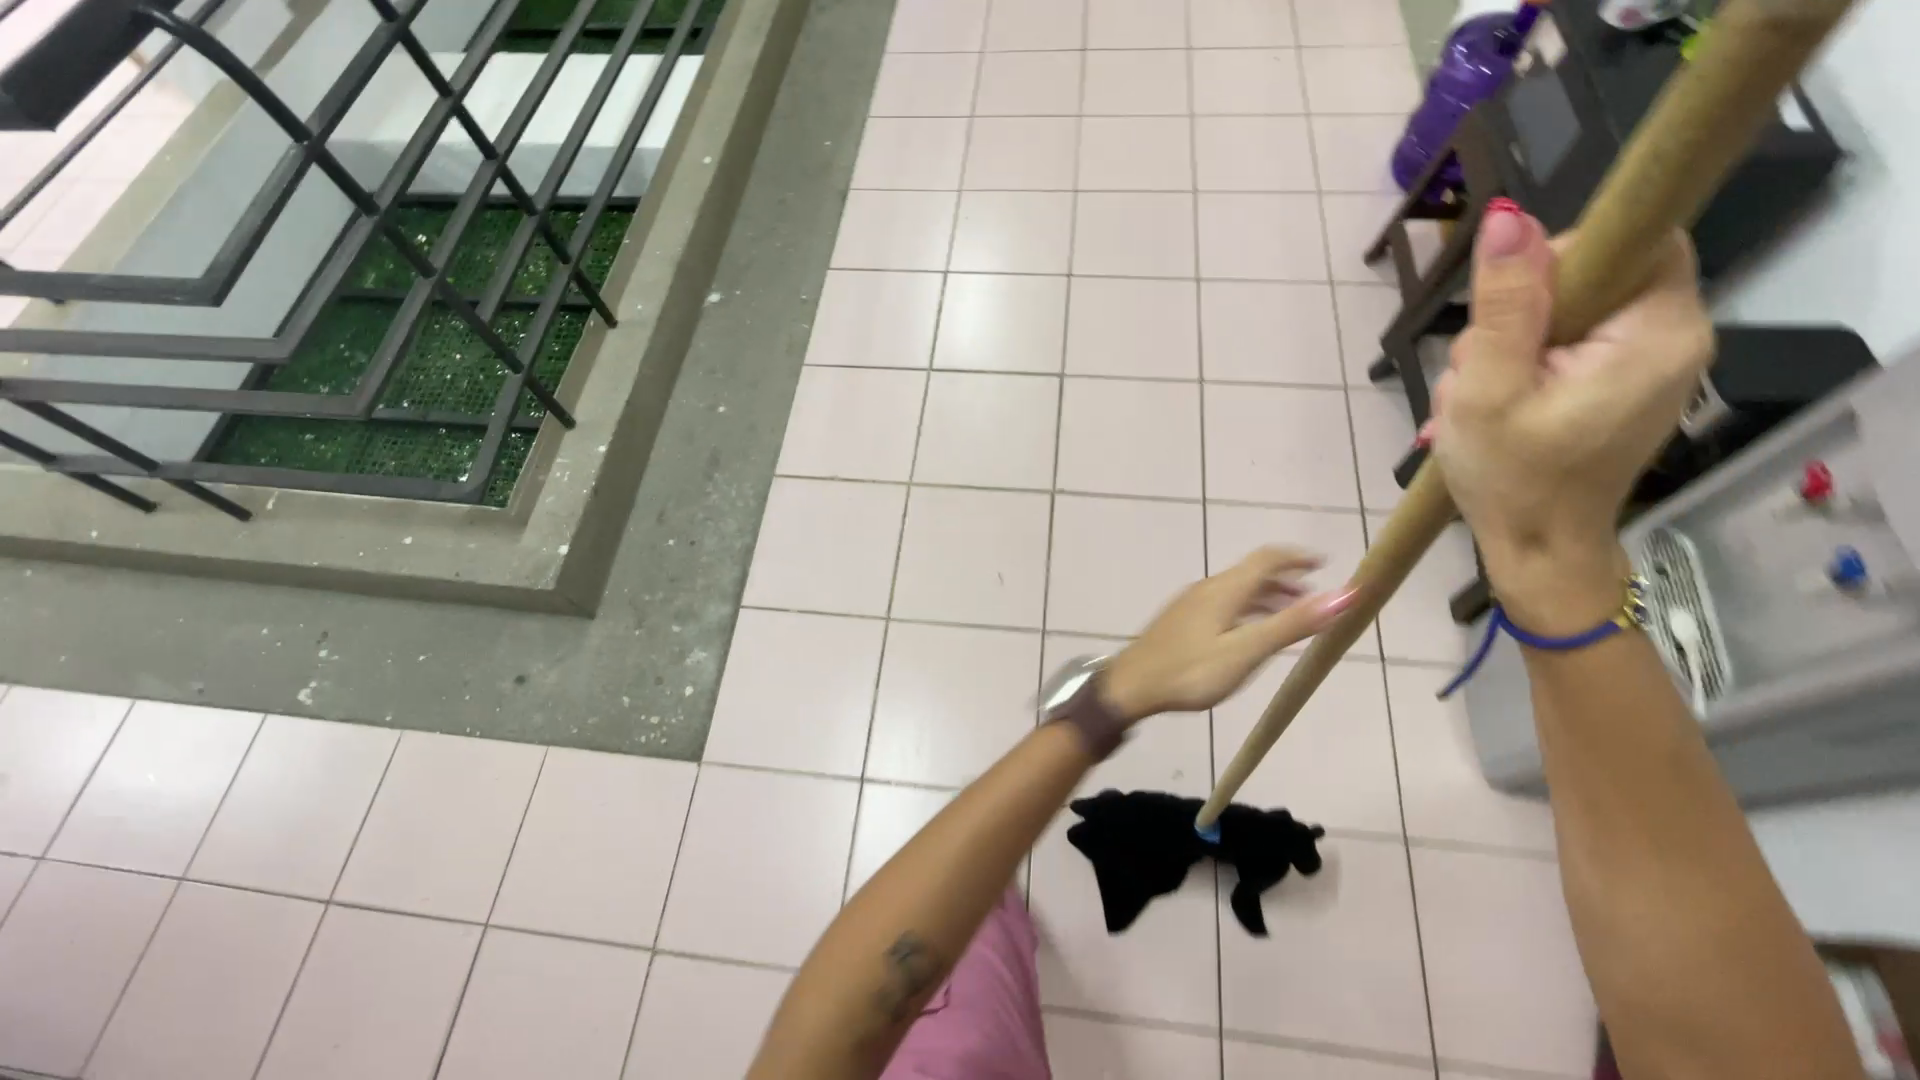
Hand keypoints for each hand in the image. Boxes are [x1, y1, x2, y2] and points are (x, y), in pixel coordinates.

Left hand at [1100, 548, 1359, 723]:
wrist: (1129, 687)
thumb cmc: (1189, 672)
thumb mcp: (1246, 651)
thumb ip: (1292, 624)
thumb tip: (1344, 594)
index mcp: (1225, 590)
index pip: (1267, 558)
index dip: (1297, 557)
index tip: (1324, 563)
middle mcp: (1208, 589)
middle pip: (1252, 573)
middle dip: (1286, 580)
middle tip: (1313, 596)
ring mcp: (1190, 604)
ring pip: (1237, 590)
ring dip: (1266, 597)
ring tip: (1289, 615)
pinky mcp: (1180, 621)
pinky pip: (1223, 605)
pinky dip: (1247, 610)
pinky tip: (1248, 635)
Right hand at [1425, 204, 1712, 630]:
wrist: (1539, 552)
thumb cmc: (1512, 480)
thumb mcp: (1488, 390)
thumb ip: (1505, 304)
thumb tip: (1507, 217)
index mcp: (1658, 334)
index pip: (1630, 239)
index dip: (1560, 259)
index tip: (1509, 312)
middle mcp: (1674, 337)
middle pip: (1592, 276)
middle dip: (1518, 316)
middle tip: (1480, 375)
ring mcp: (1650, 362)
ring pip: (1570, 311)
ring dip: (1508, 346)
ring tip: (1480, 401)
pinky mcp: (1624, 381)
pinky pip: (1570, 342)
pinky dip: (1523, 366)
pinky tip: (1495, 404)